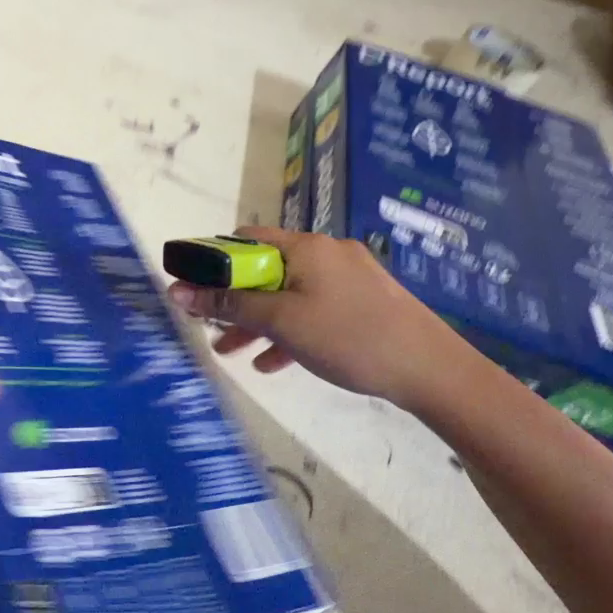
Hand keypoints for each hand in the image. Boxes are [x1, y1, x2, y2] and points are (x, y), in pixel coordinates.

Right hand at [166, 227, 475, 412]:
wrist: (435, 372)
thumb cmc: (350, 338)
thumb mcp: (281, 322)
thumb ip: (228, 306)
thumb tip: (177, 292)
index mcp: (306, 247)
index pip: (244, 240)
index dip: (212, 263)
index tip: (193, 291)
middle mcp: (327, 254)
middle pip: (264, 270)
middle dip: (232, 301)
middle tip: (209, 328)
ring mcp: (349, 279)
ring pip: (287, 294)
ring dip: (257, 321)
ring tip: (232, 352)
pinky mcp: (364, 305)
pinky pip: (313, 310)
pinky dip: (289, 330)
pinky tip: (273, 363)